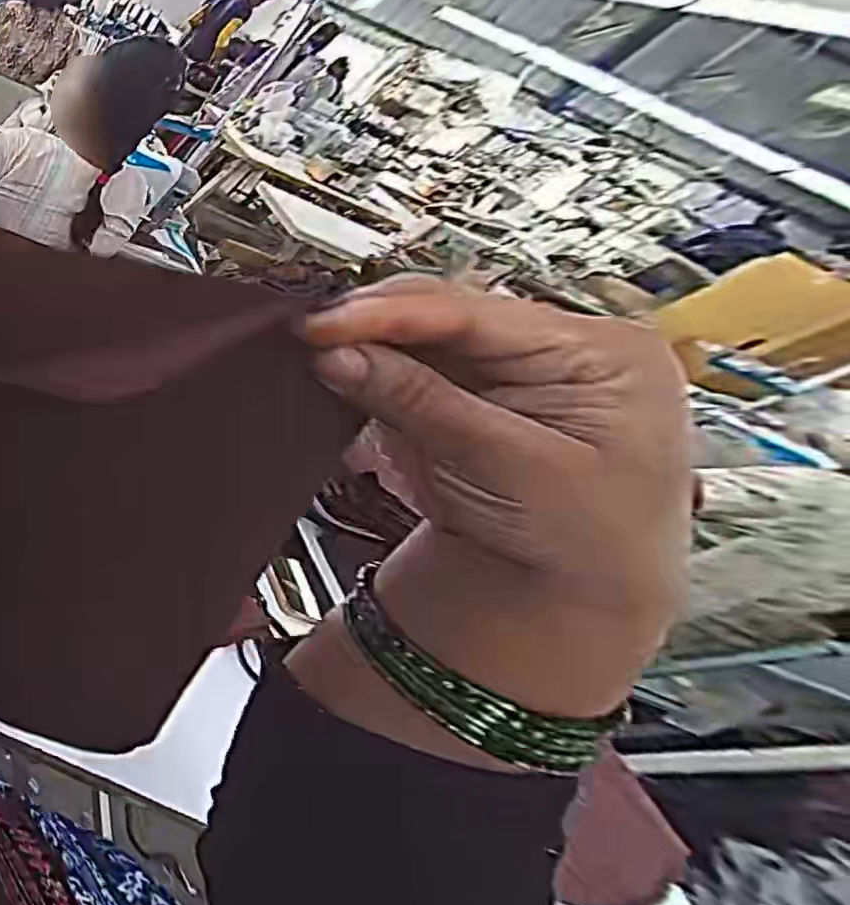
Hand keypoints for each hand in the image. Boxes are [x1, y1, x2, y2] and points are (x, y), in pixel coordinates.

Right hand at [292, 276, 692, 731]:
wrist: (553, 593)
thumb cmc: (580, 539)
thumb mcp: (507, 465)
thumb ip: (419, 401)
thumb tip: (340, 354)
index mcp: (595, 352)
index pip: (469, 312)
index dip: (387, 315)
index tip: (323, 325)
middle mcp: (540, 350)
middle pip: (432, 312)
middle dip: (366, 323)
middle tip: (308, 338)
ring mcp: (486, 371)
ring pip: (402, 335)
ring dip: (353, 343)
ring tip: (311, 352)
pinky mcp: (442, 394)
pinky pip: (387, 365)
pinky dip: (353, 367)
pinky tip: (330, 369)